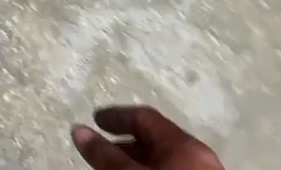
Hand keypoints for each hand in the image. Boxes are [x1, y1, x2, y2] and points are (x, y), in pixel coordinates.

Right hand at [73, 106, 223, 169]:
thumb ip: (105, 154)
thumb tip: (78, 130)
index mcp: (185, 146)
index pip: (144, 117)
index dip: (116, 116)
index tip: (94, 121)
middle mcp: (202, 159)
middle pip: (157, 141)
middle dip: (127, 145)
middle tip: (103, 152)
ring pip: (168, 163)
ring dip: (140, 164)